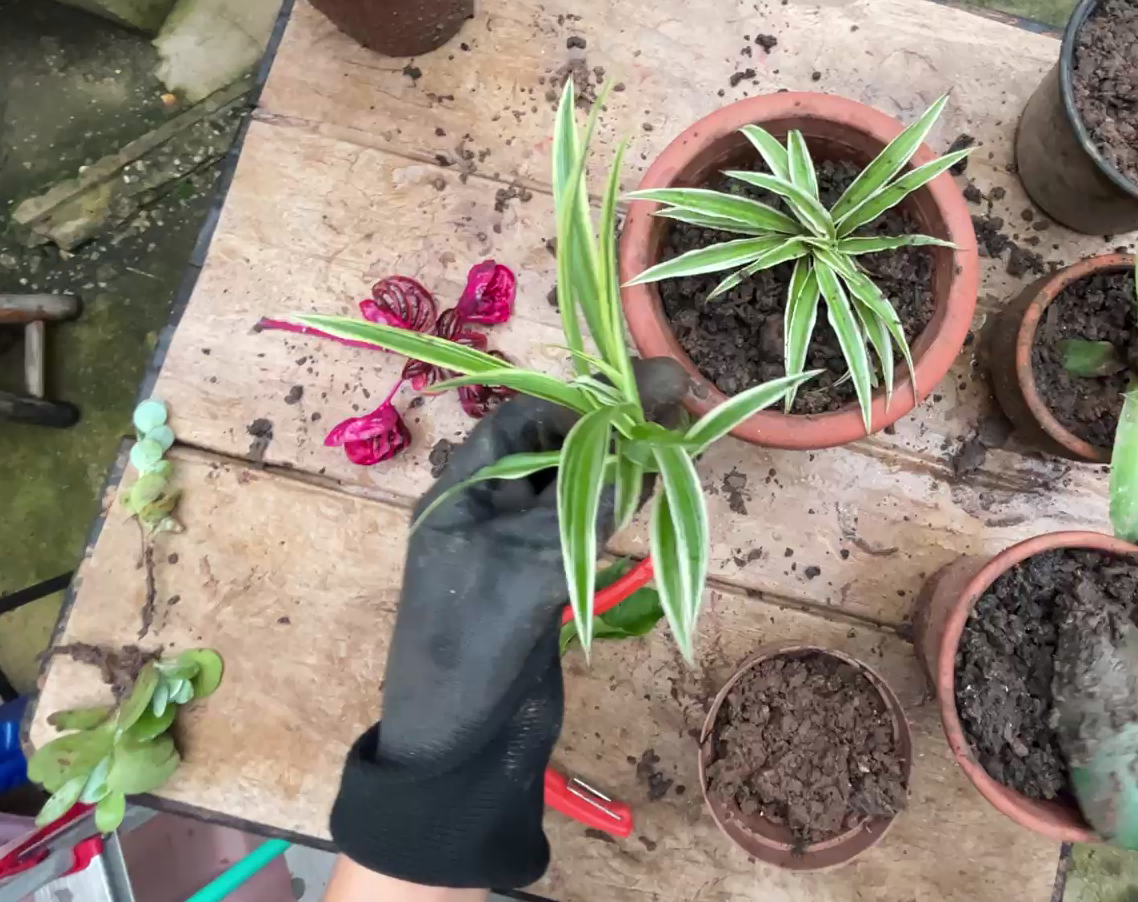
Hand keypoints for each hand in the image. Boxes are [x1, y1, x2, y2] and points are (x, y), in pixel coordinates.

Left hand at [329, 359, 687, 889]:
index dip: (578, 401)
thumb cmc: (472, 649)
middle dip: (611, 422)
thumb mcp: (528, 568)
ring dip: (624, 456)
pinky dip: (622, 497)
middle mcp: (490, 506)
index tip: (635, 391)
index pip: (521, 422)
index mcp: (462, 493)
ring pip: (578, 480)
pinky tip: (657, 476)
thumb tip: (645, 446)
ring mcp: (520, 539)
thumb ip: (587, 505)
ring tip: (677, 425)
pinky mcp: (546, 568)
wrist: (461, 747)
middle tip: (675, 395)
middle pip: (556, 446)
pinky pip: (587, 519)